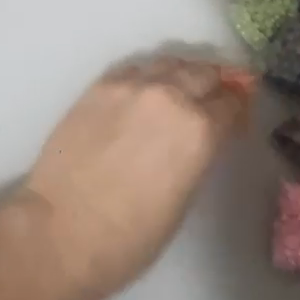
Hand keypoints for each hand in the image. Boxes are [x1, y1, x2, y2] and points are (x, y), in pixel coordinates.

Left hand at [10, 58, 250, 299]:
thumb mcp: (184, 197)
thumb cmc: (131, 235)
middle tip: (215, 96)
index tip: (237, 114)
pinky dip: (148, 76)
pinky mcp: (101, 85)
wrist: (62, 229)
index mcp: (199, 128)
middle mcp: (170, 95)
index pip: (231, 101)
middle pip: (203, 73)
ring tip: (181, 88)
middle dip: (214, 83)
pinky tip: (145, 91)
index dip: (237, 107)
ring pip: (169, 63)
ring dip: (182, 73)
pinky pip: (135, 69)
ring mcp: (132, 85)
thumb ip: (200, 153)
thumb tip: (205, 135)